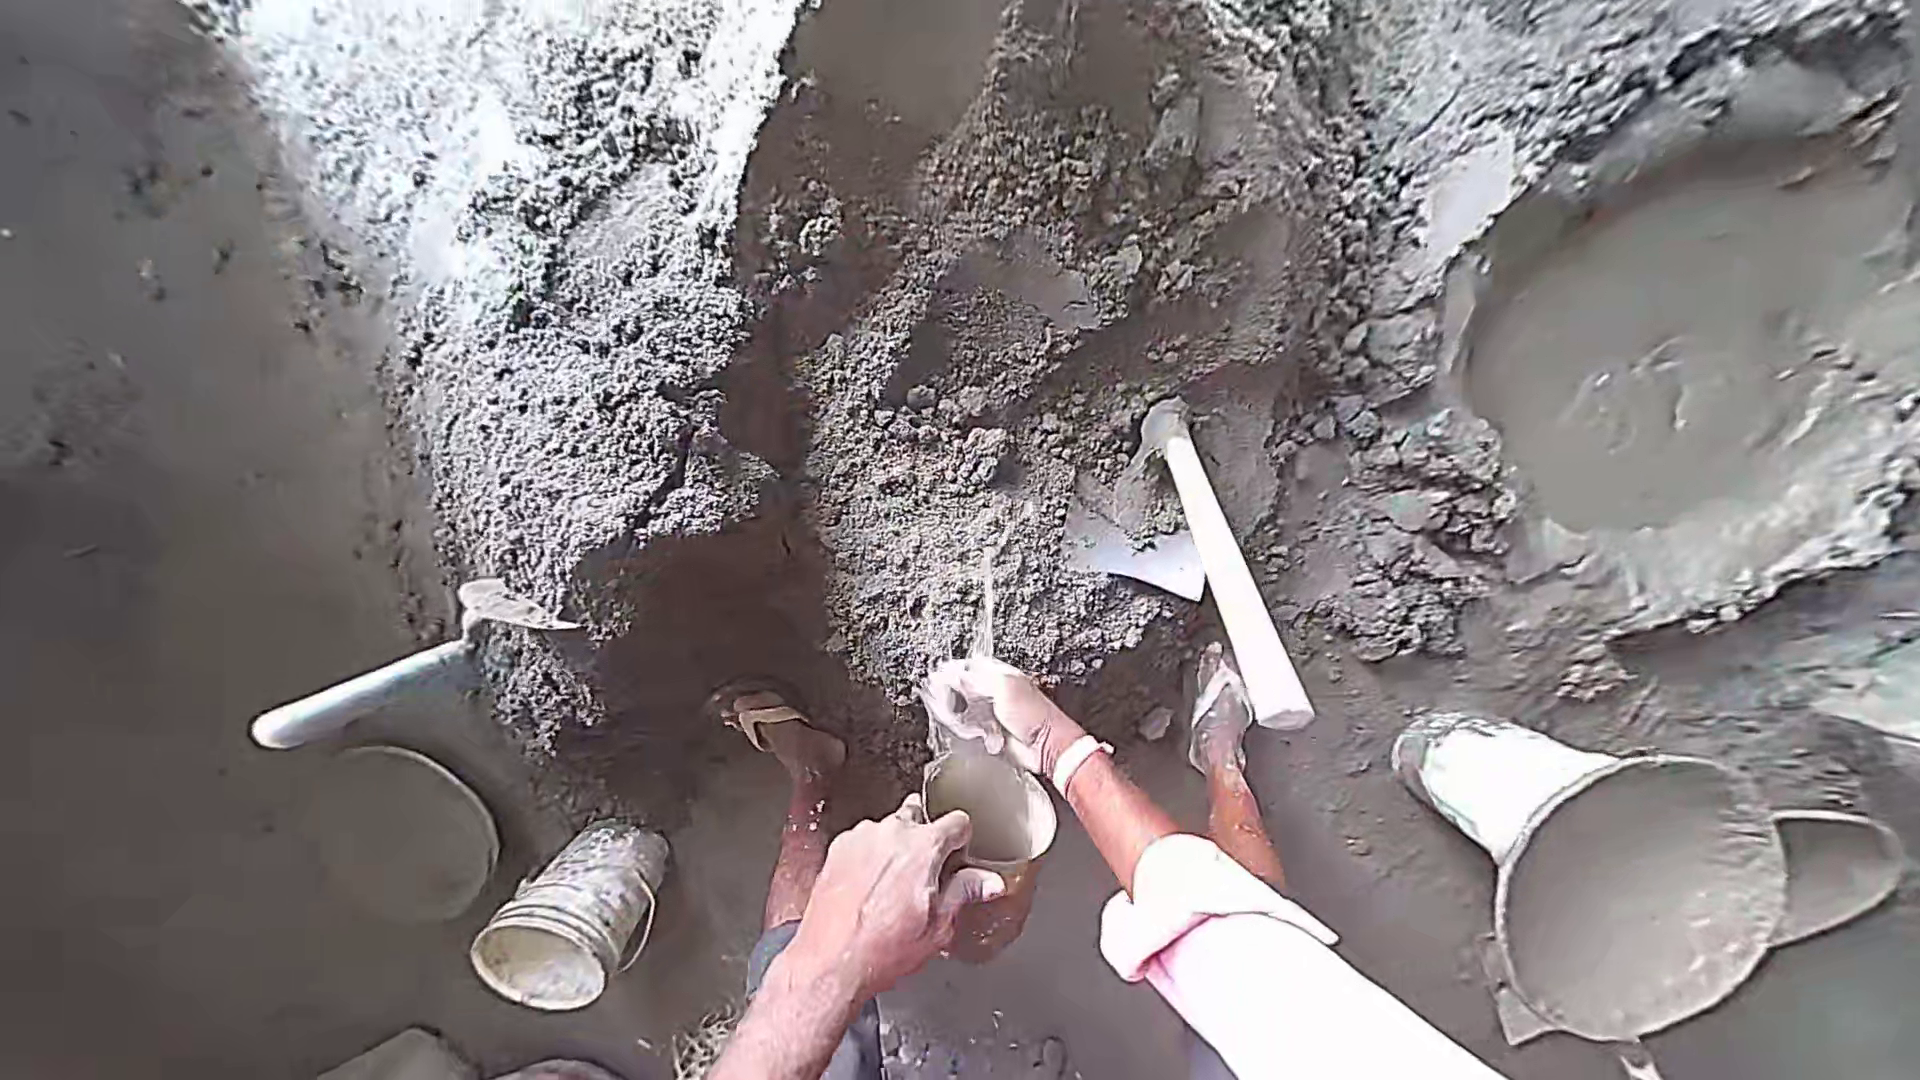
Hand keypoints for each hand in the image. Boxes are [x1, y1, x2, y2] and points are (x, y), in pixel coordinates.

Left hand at [776, 795, 1006, 1002]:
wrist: (830, 963)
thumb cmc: (882, 949)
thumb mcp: (938, 927)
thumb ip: (966, 892)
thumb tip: (990, 881)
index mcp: (924, 846)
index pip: (957, 821)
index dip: (960, 840)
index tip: (956, 856)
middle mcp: (893, 831)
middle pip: (921, 816)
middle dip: (926, 839)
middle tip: (923, 874)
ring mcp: (864, 835)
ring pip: (891, 828)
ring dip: (896, 846)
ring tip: (891, 886)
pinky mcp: (840, 845)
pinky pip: (865, 839)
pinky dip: (870, 854)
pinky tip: (868, 886)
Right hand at [921, 657, 1086, 775]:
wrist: (1044, 746)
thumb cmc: (1033, 714)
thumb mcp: (1004, 687)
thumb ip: (977, 678)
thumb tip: (953, 673)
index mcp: (997, 673)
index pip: (966, 667)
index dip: (951, 674)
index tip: (940, 682)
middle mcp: (991, 690)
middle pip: (959, 690)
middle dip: (956, 700)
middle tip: (958, 708)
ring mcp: (989, 711)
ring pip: (961, 712)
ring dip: (966, 721)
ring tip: (980, 727)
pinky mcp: (987, 731)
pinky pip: (968, 730)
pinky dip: (972, 734)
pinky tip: (984, 737)